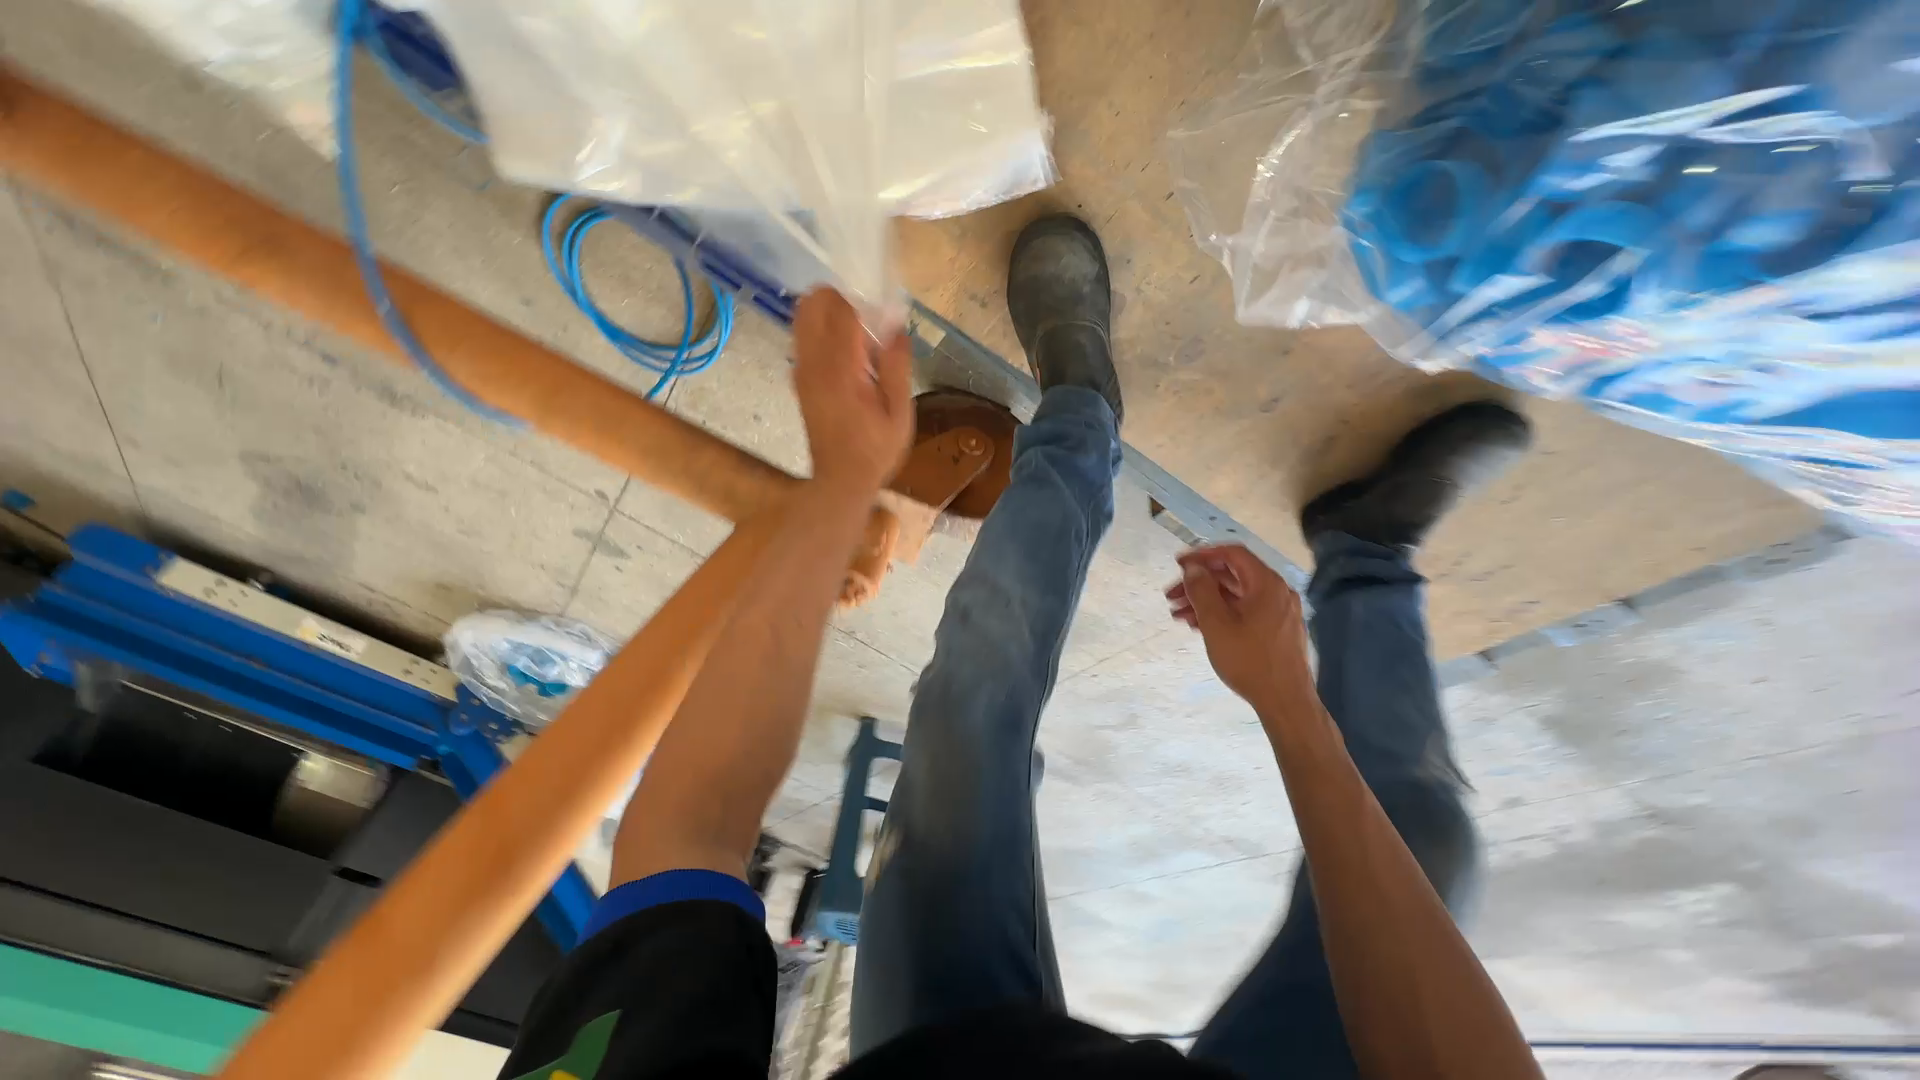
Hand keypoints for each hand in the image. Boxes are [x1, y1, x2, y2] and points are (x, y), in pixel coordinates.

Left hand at [792, 288, 914, 495]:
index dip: (865, 303)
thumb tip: (895, 324)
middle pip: (813, 302)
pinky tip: (847, 355)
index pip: (842, 310)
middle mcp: (814, 363)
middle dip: (841, 300)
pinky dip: (821, 330)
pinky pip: (803, 335)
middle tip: (868, 323)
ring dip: (829, 313)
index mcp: (842, 371)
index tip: (884, 318)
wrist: (840, 480)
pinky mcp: (797, 377)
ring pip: (802, 314)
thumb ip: (897, 365)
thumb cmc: (877, 450)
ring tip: (857, 338)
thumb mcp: (900, 412)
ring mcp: (800, 369)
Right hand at [1166, 544, 1312, 710]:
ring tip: (1179, 616)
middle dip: (1199, 583)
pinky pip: (1245, 611)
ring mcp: (1279, 611)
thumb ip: (1202, 590)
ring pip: (1236, 595)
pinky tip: (1200, 627)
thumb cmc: (1249, 660)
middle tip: (1171, 596)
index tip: (1178, 565)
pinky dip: (1222, 613)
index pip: (1232, 554)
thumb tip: (1193, 568)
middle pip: (1232, 575)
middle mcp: (1277, 592)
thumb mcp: (1216, 624)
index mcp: (1266, 584)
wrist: (1285, 701)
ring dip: (1206, 601)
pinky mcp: (1277, 629)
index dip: (1202, 555)